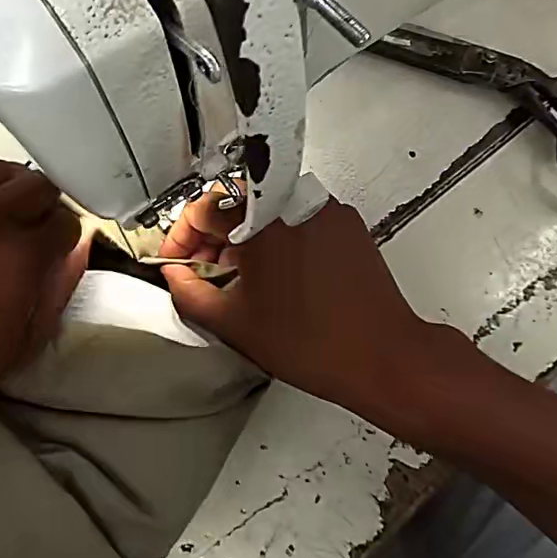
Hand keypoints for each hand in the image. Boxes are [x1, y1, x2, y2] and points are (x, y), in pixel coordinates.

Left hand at [0, 149, 85, 433]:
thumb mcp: (23, 341)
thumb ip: (60, 286)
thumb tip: (78, 247)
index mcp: (17, 258)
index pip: (64, 221)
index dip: (67, 235)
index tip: (58, 245)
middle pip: (36, 185)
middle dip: (45, 207)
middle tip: (36, 228)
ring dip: (12, 187)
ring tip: (5, 209)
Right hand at [159, 194, 469, 410]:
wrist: (380, 355)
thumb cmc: (319, 343)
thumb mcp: (235, 323)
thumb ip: (190, 293)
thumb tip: (175, 277)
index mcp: (263, 220)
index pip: (204, 209)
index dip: (181, 236)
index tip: (178, 257)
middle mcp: (296, 204)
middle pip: (237, 202)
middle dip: (212, 234)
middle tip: (203, 267)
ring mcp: (326, 212)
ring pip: (270, 208)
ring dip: (245, 235)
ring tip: (240, 275)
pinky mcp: (347, 225)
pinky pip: (299, 218)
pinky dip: (279, 237)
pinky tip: (276, 274)